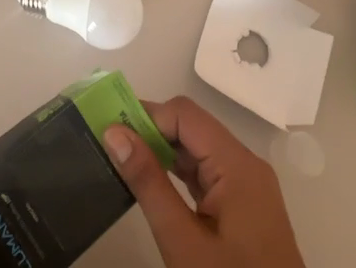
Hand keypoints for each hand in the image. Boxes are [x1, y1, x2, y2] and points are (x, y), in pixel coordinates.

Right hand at [101, 96, 305, 267]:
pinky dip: (177, 173)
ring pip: (197, 150)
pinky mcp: (243, 206)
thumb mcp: (181, 239)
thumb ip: (148, 182)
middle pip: (192, 128)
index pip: (184, 115)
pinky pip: (205, 173)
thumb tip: (114, 132)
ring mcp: (247, 186)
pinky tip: (151, 183)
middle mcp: (245, 165)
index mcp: (237, 165)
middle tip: (108, 146)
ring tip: (122, 161)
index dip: (146, 116)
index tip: (108, 132)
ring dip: (161, 152)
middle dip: (150, 132)